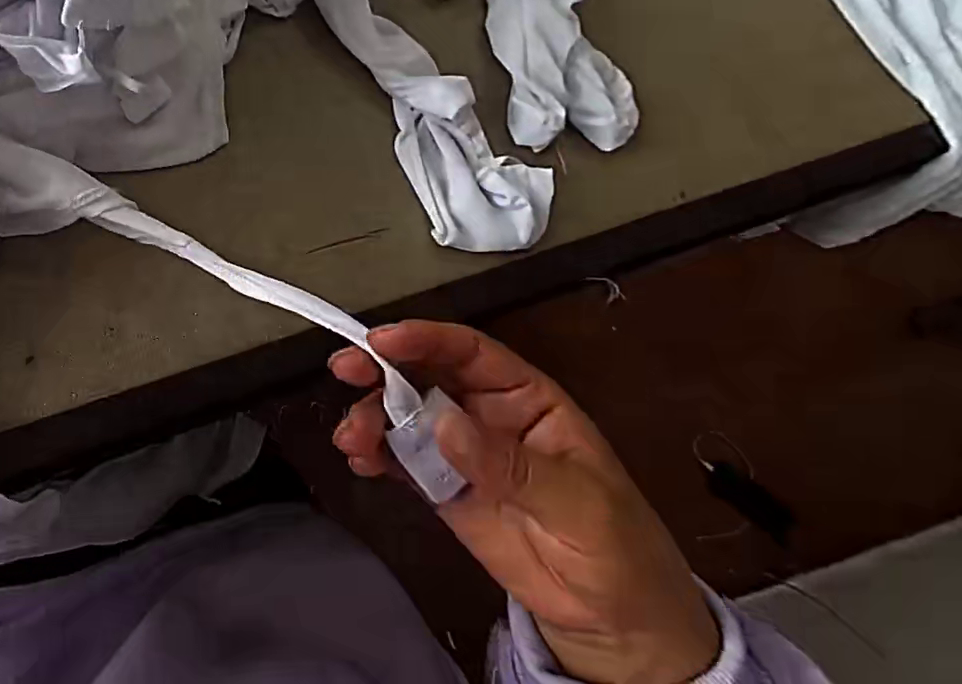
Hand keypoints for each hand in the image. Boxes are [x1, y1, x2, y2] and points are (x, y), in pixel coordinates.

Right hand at [330, 321, 719, 683]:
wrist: (615, 622)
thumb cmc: (615, 544)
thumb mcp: (575, 500)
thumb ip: (508, 463)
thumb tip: (443, 424)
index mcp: (526, 395)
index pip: (472, 352)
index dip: (428, 339)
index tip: (383, 339)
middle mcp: (487, 412)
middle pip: (429, 375)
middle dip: (385, 367)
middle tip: (347, 368)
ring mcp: (462, 452)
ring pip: (408, 416)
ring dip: (374, 416)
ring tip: (351, 435)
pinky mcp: (445, 491)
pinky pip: (404, 462)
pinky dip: (377, 455)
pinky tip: (359, 458)